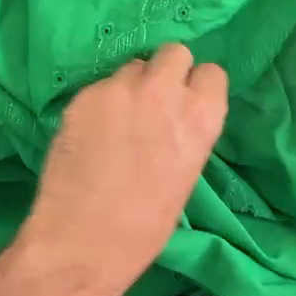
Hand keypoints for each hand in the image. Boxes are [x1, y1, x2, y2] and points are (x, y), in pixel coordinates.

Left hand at [13, 44, 227, 295]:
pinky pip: (99, 87)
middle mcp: (165, 90)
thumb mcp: (187, 171)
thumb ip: (185, 130)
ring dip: (130, 86)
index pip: (211, 72)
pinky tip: (90, 134)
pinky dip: (99, 104)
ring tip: (117, 122)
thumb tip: (172, 116)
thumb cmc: (146, 224)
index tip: (185, 104)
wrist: (84, 242)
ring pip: (132, 67)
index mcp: (202, 115)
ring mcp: (121, 89)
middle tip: (151, 102)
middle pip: (174, 52)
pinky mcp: (84, 96)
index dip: (196, 87)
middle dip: (165, 72)